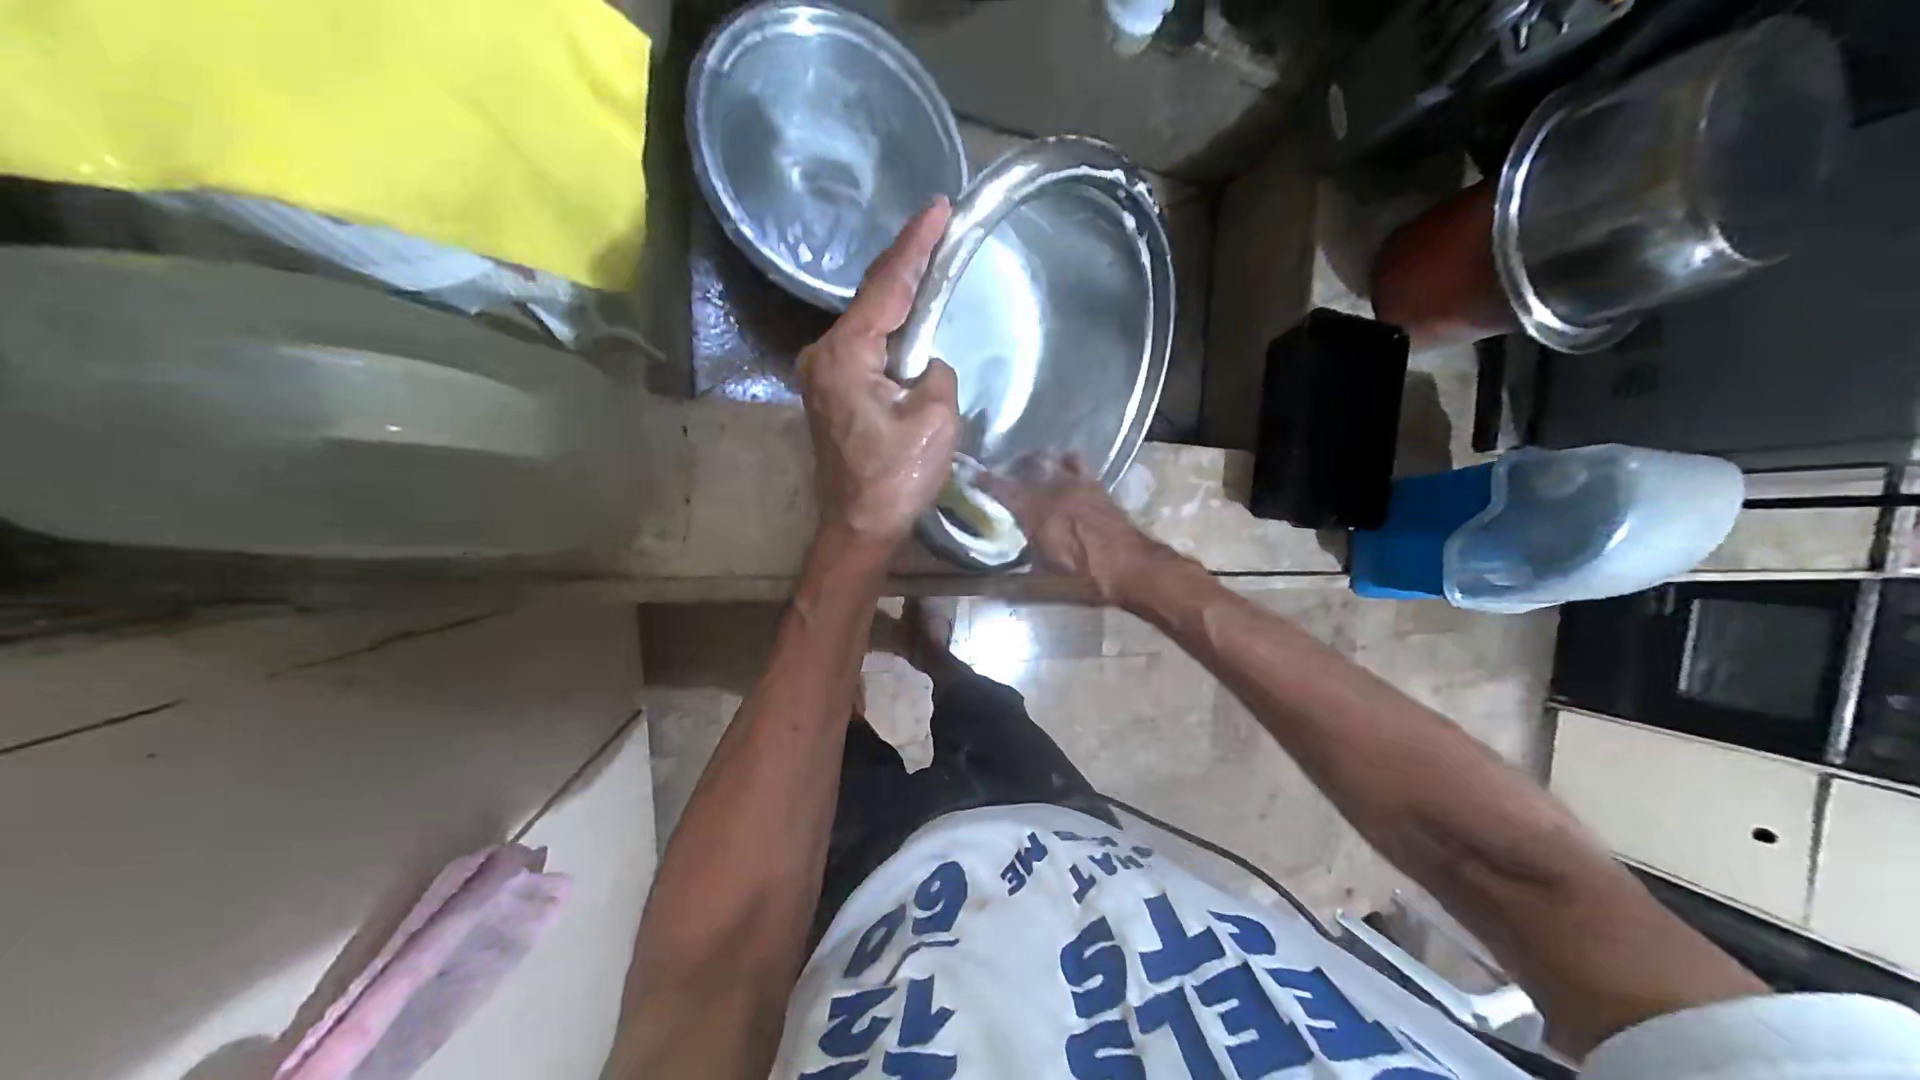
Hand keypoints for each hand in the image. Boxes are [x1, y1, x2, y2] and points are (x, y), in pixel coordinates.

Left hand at [798, 199, 960, 549]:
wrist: (859, 527)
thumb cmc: (896, 479)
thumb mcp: (935, 418)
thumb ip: (935, 372)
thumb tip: (923, 364)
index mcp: (845, 356)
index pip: (886, 287)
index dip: (915, 246)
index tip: (938, 208)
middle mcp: (823, 355)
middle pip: (871, 299)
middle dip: (907, 265)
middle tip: (938, 228)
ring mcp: (820, 374)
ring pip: (867, 324)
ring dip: (899, 301)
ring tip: (930, 264)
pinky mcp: (829, 392)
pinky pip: (864, 349)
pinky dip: (889, 333)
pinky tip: (910, 321)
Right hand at [981, 454, 1189, 606]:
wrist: (1134, 568)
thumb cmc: (1087, 580)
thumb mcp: (1045, 584)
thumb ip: (1014, 581)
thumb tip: (987, 586)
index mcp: (1036, 514)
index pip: (1001, 490)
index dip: (984, 482)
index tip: (972, 478)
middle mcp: (1053, 492)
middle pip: (1022, 471)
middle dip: (1006, 473)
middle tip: (995, 479)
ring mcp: (1075, 484)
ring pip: (1047, 462)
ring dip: (1031, 463)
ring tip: (1024, 469)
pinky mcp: (1095, 484)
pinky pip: (1075, 462)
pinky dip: (1063, 460)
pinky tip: (1060, 465)